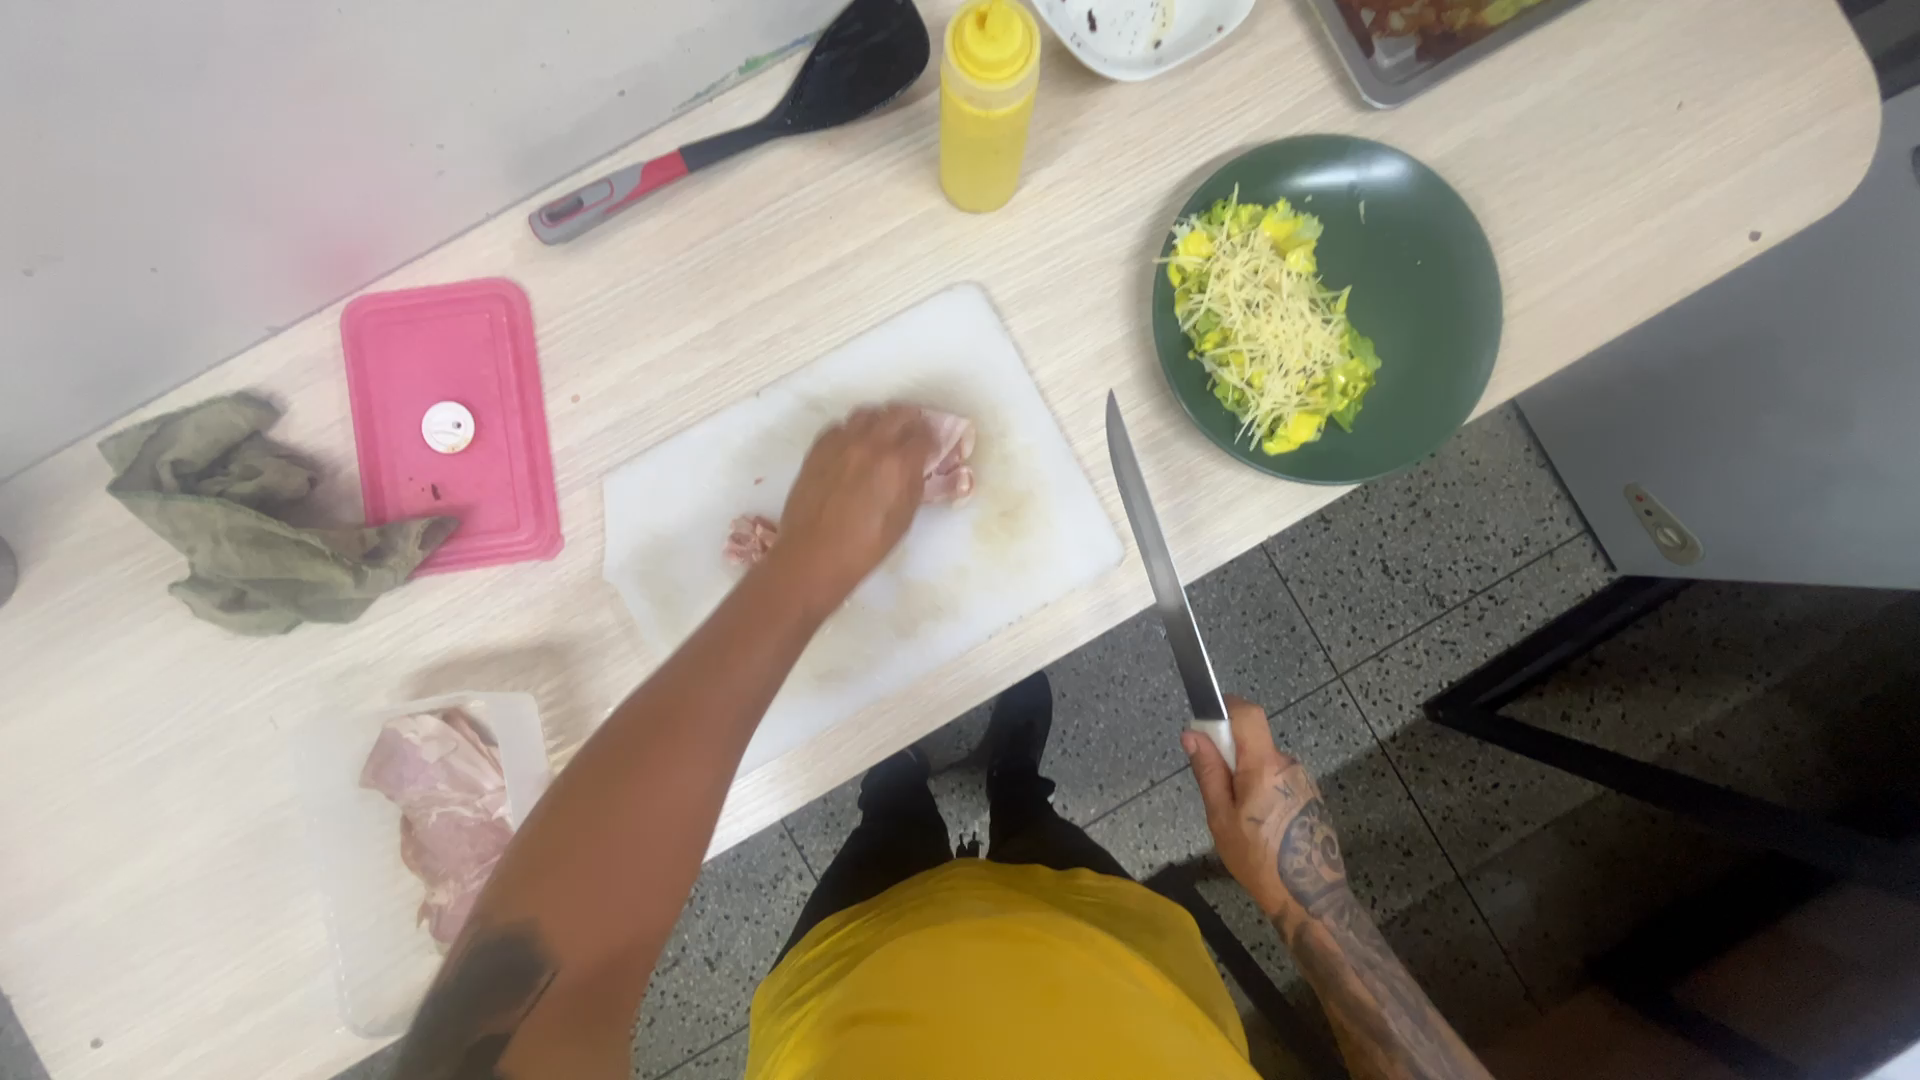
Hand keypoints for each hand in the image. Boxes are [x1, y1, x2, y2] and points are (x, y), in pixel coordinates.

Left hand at [765, 404, 934, 617]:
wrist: (815, 554)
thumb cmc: (866, 546)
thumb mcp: (904, 519)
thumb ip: (914, 485)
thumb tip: (916, 467)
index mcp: (898, 463)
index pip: (924, 435)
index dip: (933, 438)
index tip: (932, 444)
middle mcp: (871, 444)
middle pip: (898, 414)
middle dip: (911, 420)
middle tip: (913, 431)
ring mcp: (841, 443)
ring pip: (866, 413)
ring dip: (880, 419)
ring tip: (883, 433)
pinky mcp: (818, 449)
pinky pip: (839, 426)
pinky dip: (852, 430)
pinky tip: (853, 445)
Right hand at [1182, 696, 1350, 918]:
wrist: (1310, 899)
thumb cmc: (1257, 858)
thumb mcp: (1220, 817)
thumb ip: (1208, 771)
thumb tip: (1191, 734)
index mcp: (1263, 765)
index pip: (1248, 713)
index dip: (1226, 706)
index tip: (1207, 720)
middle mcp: (1288, 764)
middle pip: (1253, 740)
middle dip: (1230, 753)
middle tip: (1217, 790)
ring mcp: (1303, 780)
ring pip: (1265, 761)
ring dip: (1247, 775)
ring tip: (1239, 816)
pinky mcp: (1311, 796)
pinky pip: (1279, 779)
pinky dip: (1263, 788)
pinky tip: (1260, 823)